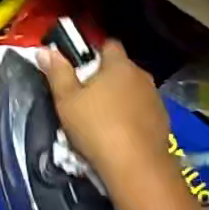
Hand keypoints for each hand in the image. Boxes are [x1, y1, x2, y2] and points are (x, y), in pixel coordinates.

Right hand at [37, 40, 171, 187]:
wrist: (135, 164)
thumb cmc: (95, 127)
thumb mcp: (67, 101)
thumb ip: (57, 73)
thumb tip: (46, 51)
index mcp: (118, 65)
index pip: (108, 45)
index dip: (94, 53)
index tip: (80, 69)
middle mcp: (141, 75)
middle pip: (122, 69)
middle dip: (106, 78)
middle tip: (86, 98)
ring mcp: (155, 98)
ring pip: (133, 90)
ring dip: (120, 98)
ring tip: (103, 120)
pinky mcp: (162, 120)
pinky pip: (143, 111)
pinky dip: (132, 117)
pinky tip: (120, 134)